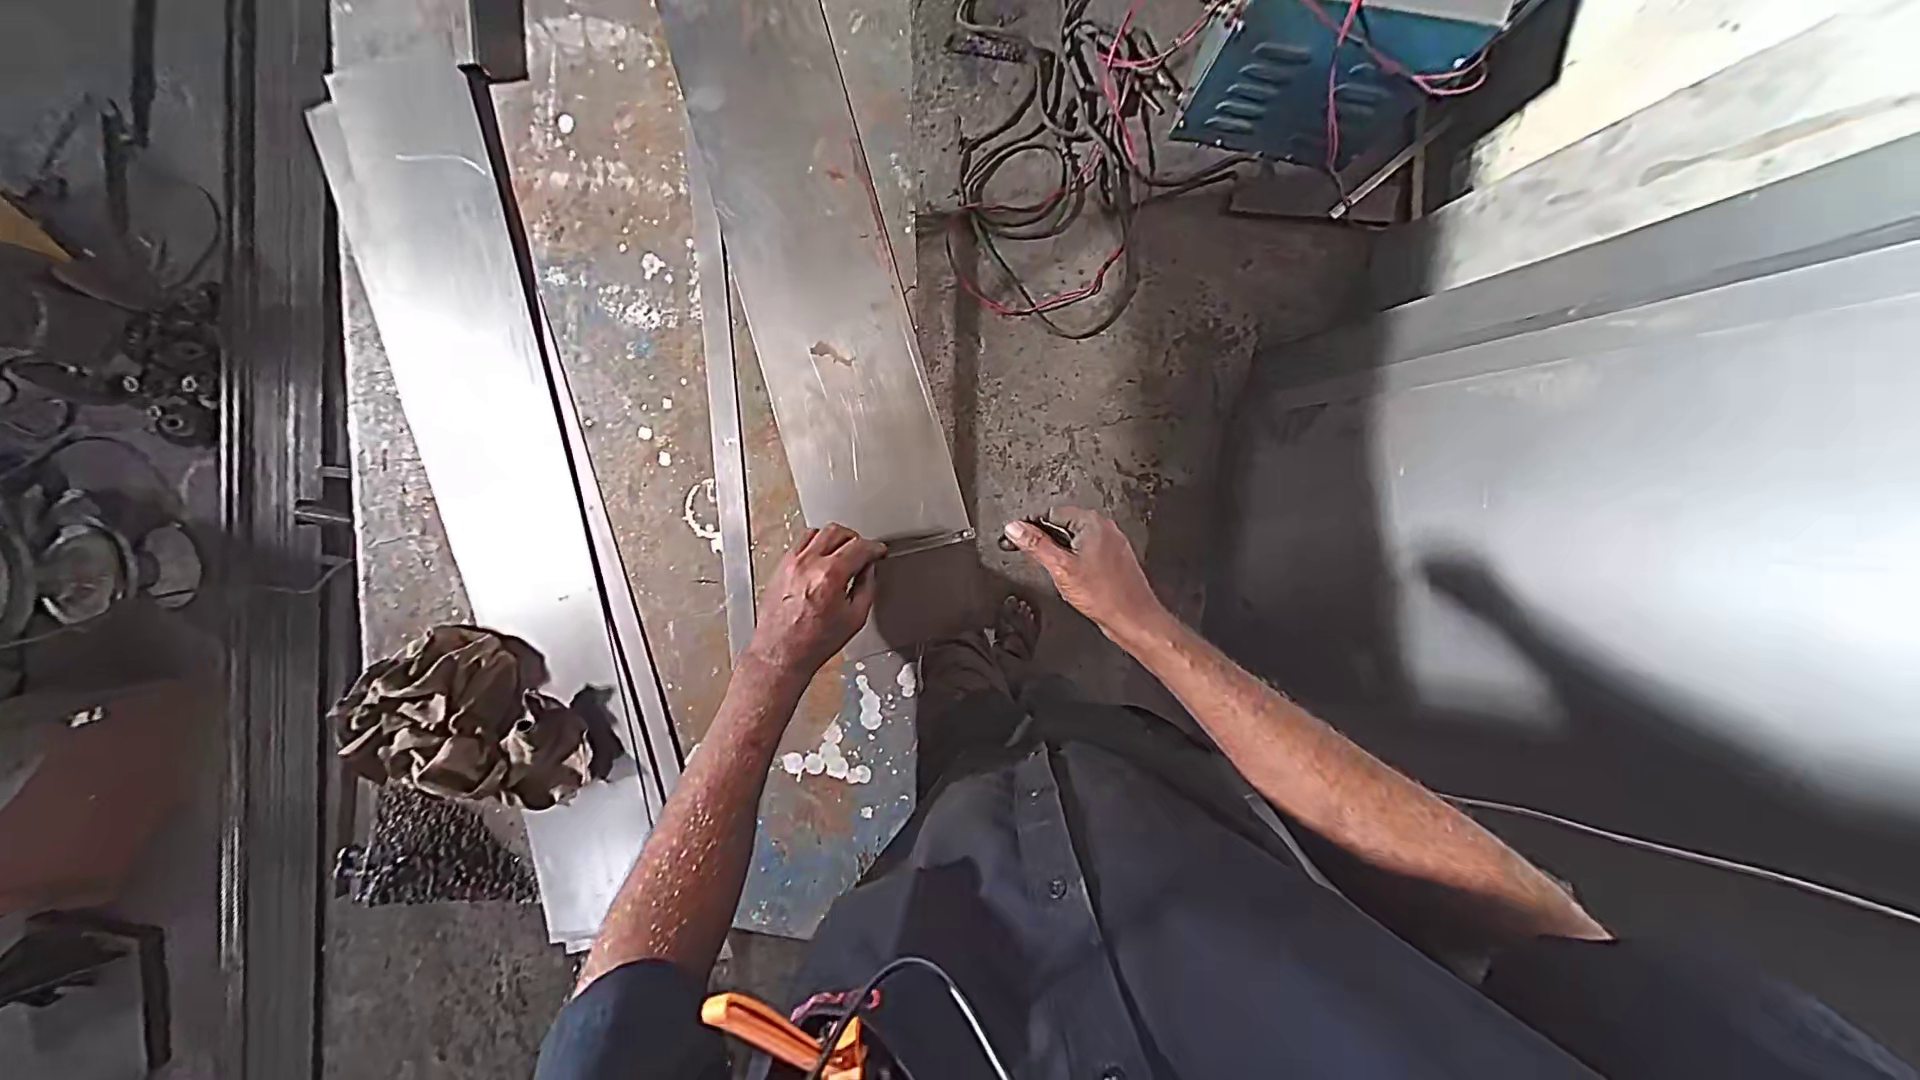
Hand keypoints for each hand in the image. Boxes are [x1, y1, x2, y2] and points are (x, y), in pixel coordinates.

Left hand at [744, 524, 884, 676]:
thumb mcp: (855, 618)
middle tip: (862, 550)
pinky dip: (814, 545)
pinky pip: (800, 543)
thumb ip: (866, 587)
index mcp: (830, 576)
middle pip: (837, 531)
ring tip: (842, 551)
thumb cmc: (813, 642)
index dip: (874, 547)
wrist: (781, 653)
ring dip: (833, 538)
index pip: (859, 547)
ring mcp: (791, 564)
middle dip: (855, 538)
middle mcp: (808, 564)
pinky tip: (821, 557)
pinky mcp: (780, 567)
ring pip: (817, 532)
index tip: (878, 551)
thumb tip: (869, 570)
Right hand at [1003, 507, 1168, 642]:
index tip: (1017, 537)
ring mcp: (1111, 543)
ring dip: (1059, 550)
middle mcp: (1104, 528)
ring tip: (1054, 570)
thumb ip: (1035, 545)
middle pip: (1063, 524)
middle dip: (1044, 538)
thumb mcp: (1060, 567)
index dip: (1030, 526)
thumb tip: (1015, 528)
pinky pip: (1086, 551)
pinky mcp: (1113, 558)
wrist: (1133, 619)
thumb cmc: (1105, 595)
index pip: (1050, 513)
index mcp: (1092, 522)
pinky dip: (1074, 559)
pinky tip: (1072, 577)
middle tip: (1031, 555)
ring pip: (1075, 539)